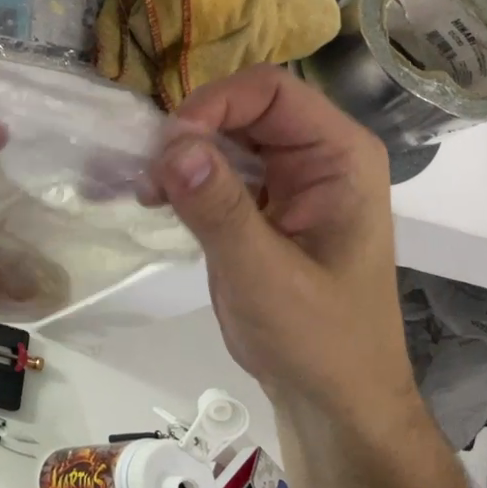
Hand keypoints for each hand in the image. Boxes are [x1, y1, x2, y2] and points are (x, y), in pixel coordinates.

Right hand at [145, 65, 411, 414]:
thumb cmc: (317, 339)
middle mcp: (315, 157)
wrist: (330, 395)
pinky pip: (215, 170)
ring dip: (178, 157)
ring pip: (222, 137)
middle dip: (189, 133)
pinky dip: (180, 179)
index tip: (167, 151)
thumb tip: (172, 147)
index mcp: (339, 157)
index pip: (270, 92)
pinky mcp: (259, 206)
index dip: (213, 106)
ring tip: (147, 194)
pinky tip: (154, 202)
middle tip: (148, 179)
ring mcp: (287, 181)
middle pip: (241, 109)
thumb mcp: (265, 276)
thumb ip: (220, 210)